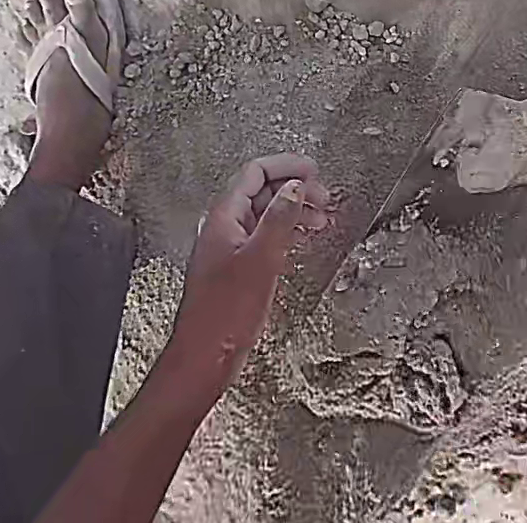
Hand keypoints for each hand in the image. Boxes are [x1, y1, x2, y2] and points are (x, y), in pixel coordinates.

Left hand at [163, 153, 331, 396]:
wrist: (203, 359)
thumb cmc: (224, 315)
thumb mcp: (261, 259)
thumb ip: (279, 219)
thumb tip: (295, 188)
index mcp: (224, 217)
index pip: (255, 173)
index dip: (286, 166)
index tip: (313, 170)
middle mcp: (224, 226)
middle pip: (262, 190)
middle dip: (295, 188)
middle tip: (323, 197)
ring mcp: (229, 246)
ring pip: (266, 213)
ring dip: (294, 210)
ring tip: (320, 218)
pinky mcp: (237, 266)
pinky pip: (265, 235)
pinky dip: (287, 230)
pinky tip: (301, 239)